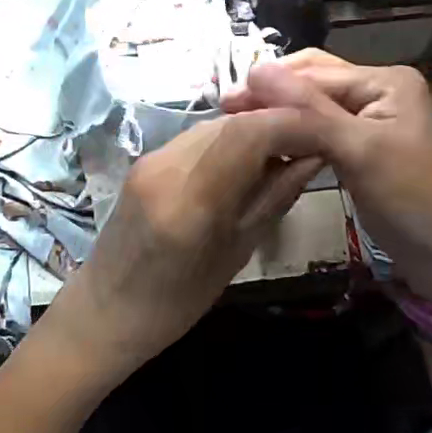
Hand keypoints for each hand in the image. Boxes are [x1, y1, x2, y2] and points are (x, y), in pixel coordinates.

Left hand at [36, 111, 322, 388]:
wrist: (105, 310)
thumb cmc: (175, 304)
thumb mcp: (236, 254)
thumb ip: (273, 199)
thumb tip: (314, 156)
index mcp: (190, 202)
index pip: (250, 133)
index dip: (294, 124)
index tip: (326, 134)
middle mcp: (165, 168)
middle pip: (233, 123)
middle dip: (278, 125)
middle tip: (312, 145)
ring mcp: (150, 160)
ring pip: (215, 126)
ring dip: (254, 132)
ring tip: (285, 156)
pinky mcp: (144, 160)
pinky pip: (196, 139)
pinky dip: (229, 143)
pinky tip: (246, 164)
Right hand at [223, 49, 431, 305]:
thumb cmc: (413, 198)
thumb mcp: (360, 149)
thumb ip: (309, 110)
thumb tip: (254, 69)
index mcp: (385, 81)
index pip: (315, 73)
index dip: (269, 85)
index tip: (224, 104)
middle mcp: (378, 93)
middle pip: (314, 83)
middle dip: (272, 95)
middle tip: (227, 112)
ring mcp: (371, 123)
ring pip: (315, 109)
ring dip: (281, 115)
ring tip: (240, 127)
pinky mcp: (362, 151)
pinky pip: (321, 134)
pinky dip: (295, 136)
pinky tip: (270, 145)